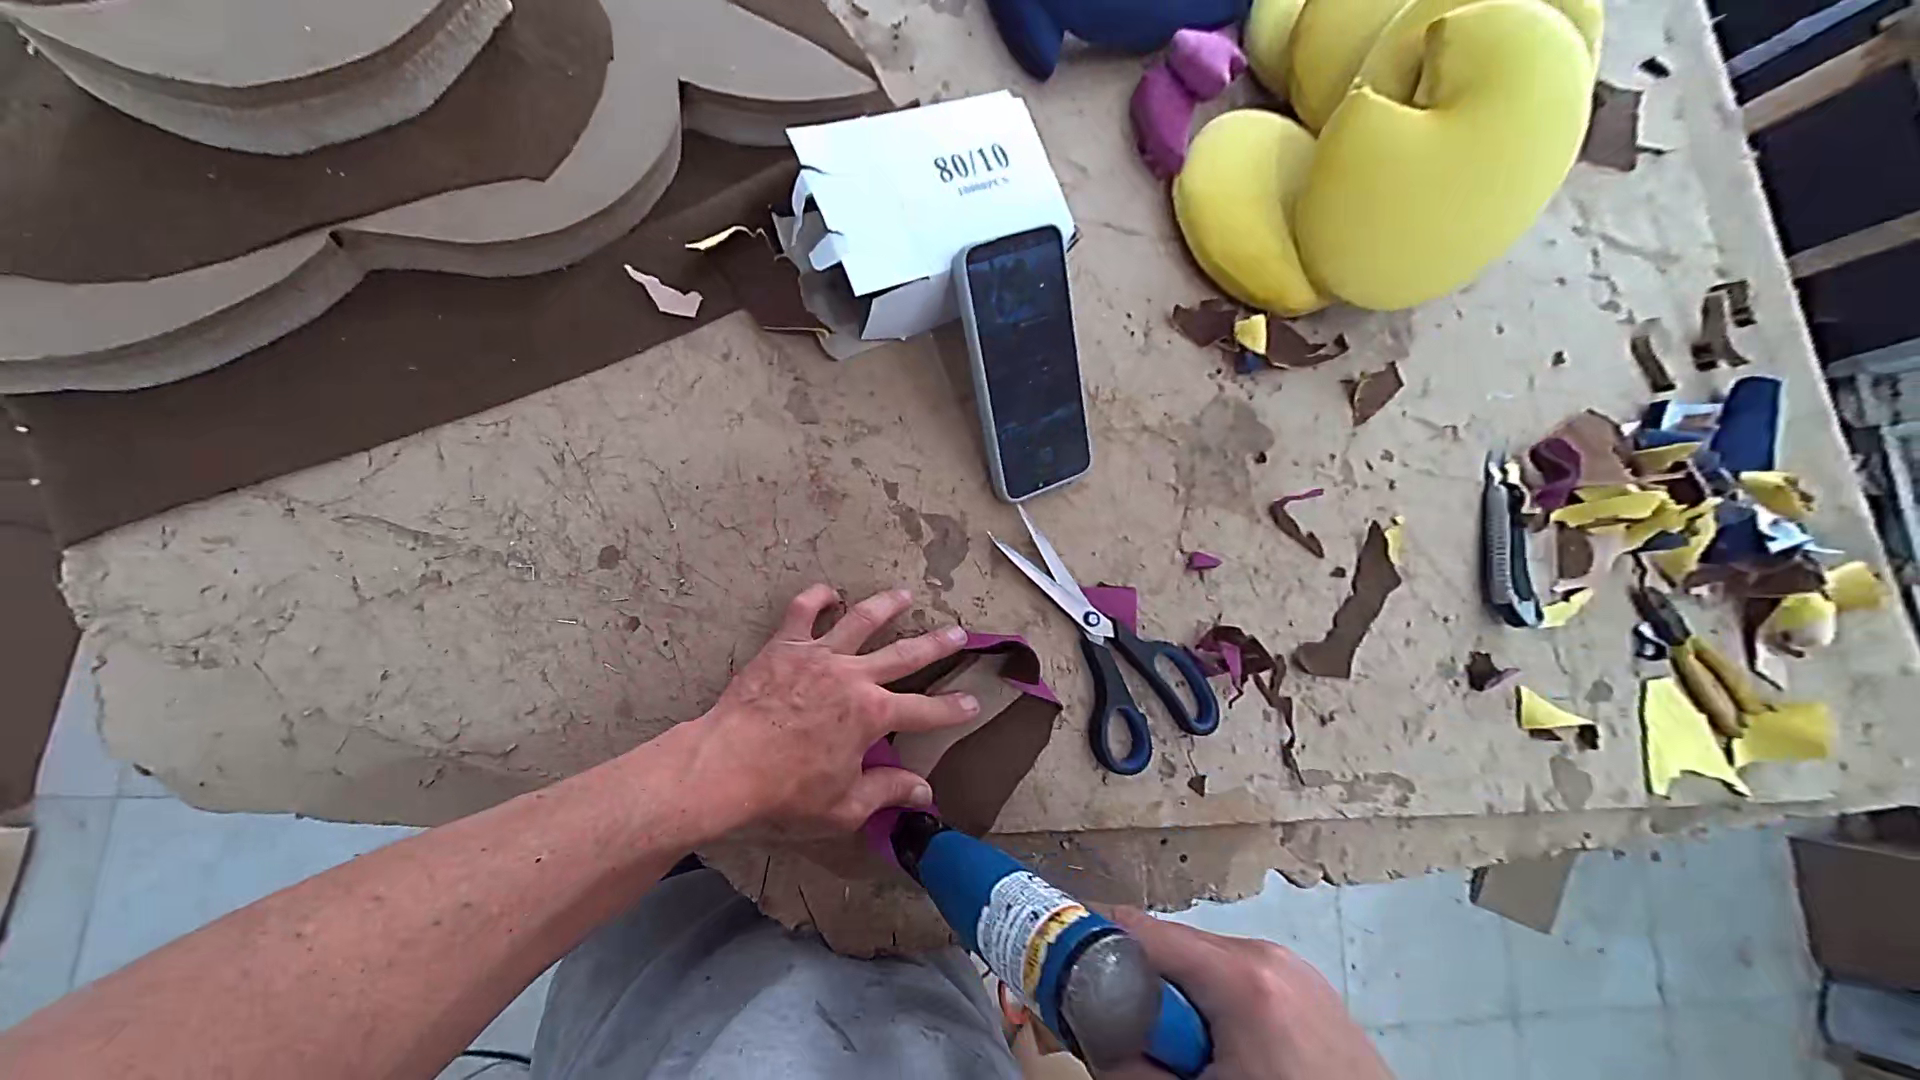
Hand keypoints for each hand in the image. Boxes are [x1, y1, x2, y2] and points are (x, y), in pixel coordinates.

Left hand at [691, 584, 979, 835]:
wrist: (723, 768)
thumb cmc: (783, 793)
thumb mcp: (843, 806)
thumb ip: (887, 792)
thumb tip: (923, 792)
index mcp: (872, 715)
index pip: (926, 711)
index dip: (953, 709)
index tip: (972, 702)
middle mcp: (853, 677)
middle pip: (905, 654)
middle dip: (937, 645)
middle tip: (959, 632)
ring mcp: (819, 655)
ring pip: (861, 621)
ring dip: (887, 606)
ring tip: (904, 595)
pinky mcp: (785, 646)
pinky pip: (803, 611)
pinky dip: (817, 597)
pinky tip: (829, 592)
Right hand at [1105, 909, 1392, 1079]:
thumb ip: (1126, 1064)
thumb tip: (1081, 1027)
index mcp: (1242, 978)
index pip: (1138, 930)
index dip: (1091, 943)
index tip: (1062, 964)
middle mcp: (1267, 955)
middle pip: (1169, 946)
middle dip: (1141, 987)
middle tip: (1137, 1040)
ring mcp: (1292, 968)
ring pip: (1200, 962)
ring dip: (1178, 1001)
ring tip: (1193, 1061)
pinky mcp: (1307, 987)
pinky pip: (1235, 977)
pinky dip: (1214, 1006)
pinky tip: (1226, 1056)